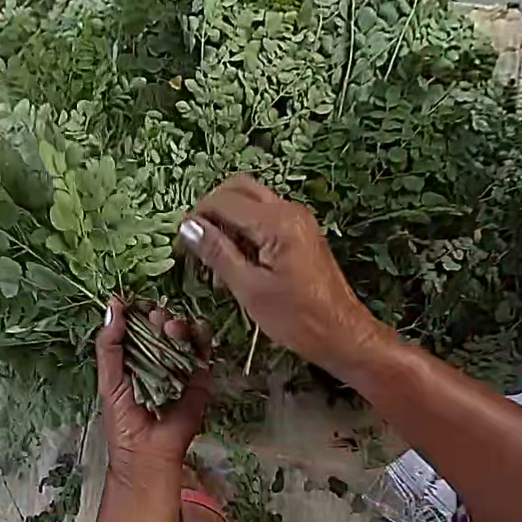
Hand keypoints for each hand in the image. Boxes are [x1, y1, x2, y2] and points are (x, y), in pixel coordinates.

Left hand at [95, 298, 211, 475]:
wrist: (148, 452)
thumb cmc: (123, 420)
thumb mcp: (109, 379)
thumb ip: (110, 344)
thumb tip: (113, 304)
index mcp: (135, 356)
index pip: (139, 325)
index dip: (139, 311)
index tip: (137, 302)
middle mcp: (159, 357)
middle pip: (163, 326)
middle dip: (160, 317)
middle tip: (156, 317)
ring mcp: (181, 366)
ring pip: (185, 335)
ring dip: (180, 325)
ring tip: (171, 328)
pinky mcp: (202, 377)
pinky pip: (204, 351)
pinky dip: (202, 337)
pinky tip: (197, 329)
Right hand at [177, 175, 390, 372]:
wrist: (341, 333)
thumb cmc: (296, 318)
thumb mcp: (249, 288)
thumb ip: (217, 252)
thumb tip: (188, 226)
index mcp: (277, 222)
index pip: (223, 201)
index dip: (196, 218)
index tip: (181, 244)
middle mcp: (289, 211)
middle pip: (238, 188)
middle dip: (211, 209)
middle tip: (196, 242)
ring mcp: (298, 220)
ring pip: (251, 200)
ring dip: (228, 219)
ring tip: (214, 258)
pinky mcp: (301, 233)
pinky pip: (265, 217)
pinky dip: (245, 229)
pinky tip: (237, 262)